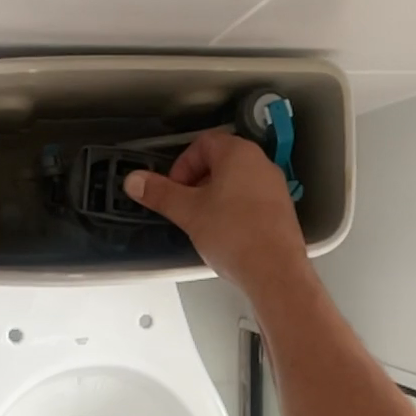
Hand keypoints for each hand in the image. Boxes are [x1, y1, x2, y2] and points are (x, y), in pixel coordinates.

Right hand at [121, 131, 309, 294]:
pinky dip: (234, 212)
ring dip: (215, 199)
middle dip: (197, 183)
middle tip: (185, 208)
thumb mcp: (188, 213)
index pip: (202, 143)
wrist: (275, 272)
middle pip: (220, 163)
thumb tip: (135, 180)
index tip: (173, 189)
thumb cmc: (235, 236)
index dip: (182, 165)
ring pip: (236, 184)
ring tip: (204, 225)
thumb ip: (160, 194)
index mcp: (238, 154)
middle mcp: (261, 164)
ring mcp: (274, 188)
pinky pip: (251, 202)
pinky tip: (226, 236)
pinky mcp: (281, 211)